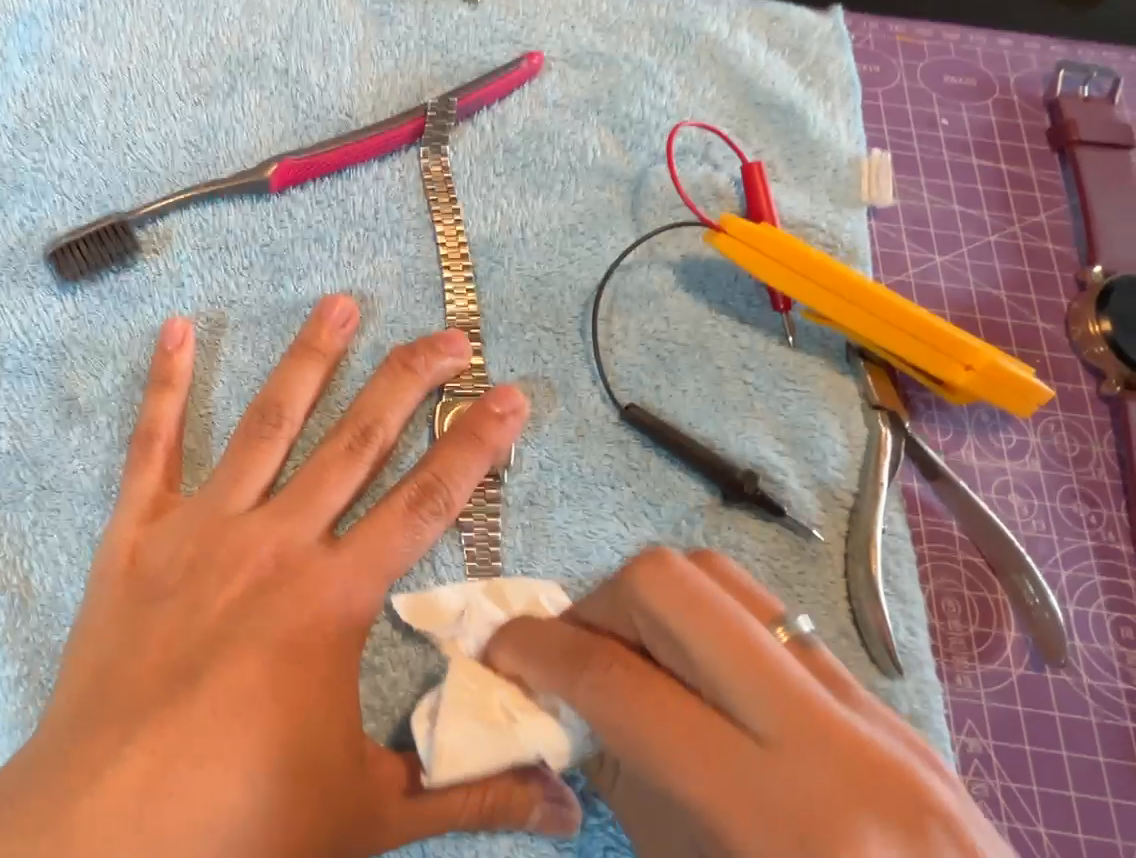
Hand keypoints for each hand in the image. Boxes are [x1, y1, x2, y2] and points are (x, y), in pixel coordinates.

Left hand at [0, 295, 579, 856]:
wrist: (109, 820)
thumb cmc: (240, 815)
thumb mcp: (368, 811)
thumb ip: (470, 795)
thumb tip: (571, 804)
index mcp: (334, 598)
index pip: (426, 505)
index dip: (476, 449)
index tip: (508, 396)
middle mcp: (274, 543)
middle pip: (355, 444)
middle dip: (407, 384)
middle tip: (446, 335)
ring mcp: (200, 528)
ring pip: (266, 425)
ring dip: (307, 360)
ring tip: (340, 304)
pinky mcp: (135, 533)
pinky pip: (151, 445)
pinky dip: (166, 384)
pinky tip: (178, 330)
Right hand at [486, 547, 1010, 856]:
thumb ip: (616, 768)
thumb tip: (552, 689)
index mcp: (776, 814)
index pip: (616, 680)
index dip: (534, 651)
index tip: (501, 655)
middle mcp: (835, 744)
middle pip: (669, 584)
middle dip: (595, 604)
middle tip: (576, 652)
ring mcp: (876, 716)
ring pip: (722, 579)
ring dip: (649, 603)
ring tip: (635, 657)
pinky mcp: (891, 707)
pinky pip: (770, 621)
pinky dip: (705, 630)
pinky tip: (697, 682)